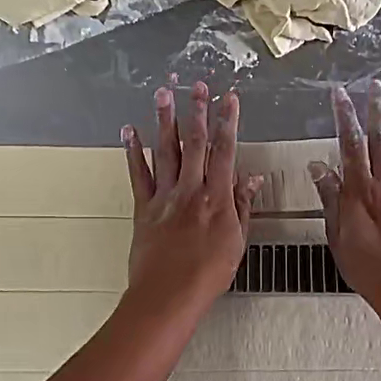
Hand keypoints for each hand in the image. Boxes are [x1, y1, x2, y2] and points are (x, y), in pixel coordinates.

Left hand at [122, 82, 260, 308]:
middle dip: (197, 111)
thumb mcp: (237, 241)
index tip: (229, 99)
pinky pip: (138, 174)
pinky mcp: (144, 207)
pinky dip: (132, 151)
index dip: (228, 122)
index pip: (226, 151)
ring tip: (163, 93)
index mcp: (217, 198)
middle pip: (195, 143)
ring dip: (165, 120)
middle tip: (196, 85)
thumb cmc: (207, 273)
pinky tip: (129, 131)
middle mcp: (191, 190)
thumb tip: (251, 179)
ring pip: (166, 150)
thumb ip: (242, 206)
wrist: (168, 295)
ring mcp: (165, 197)